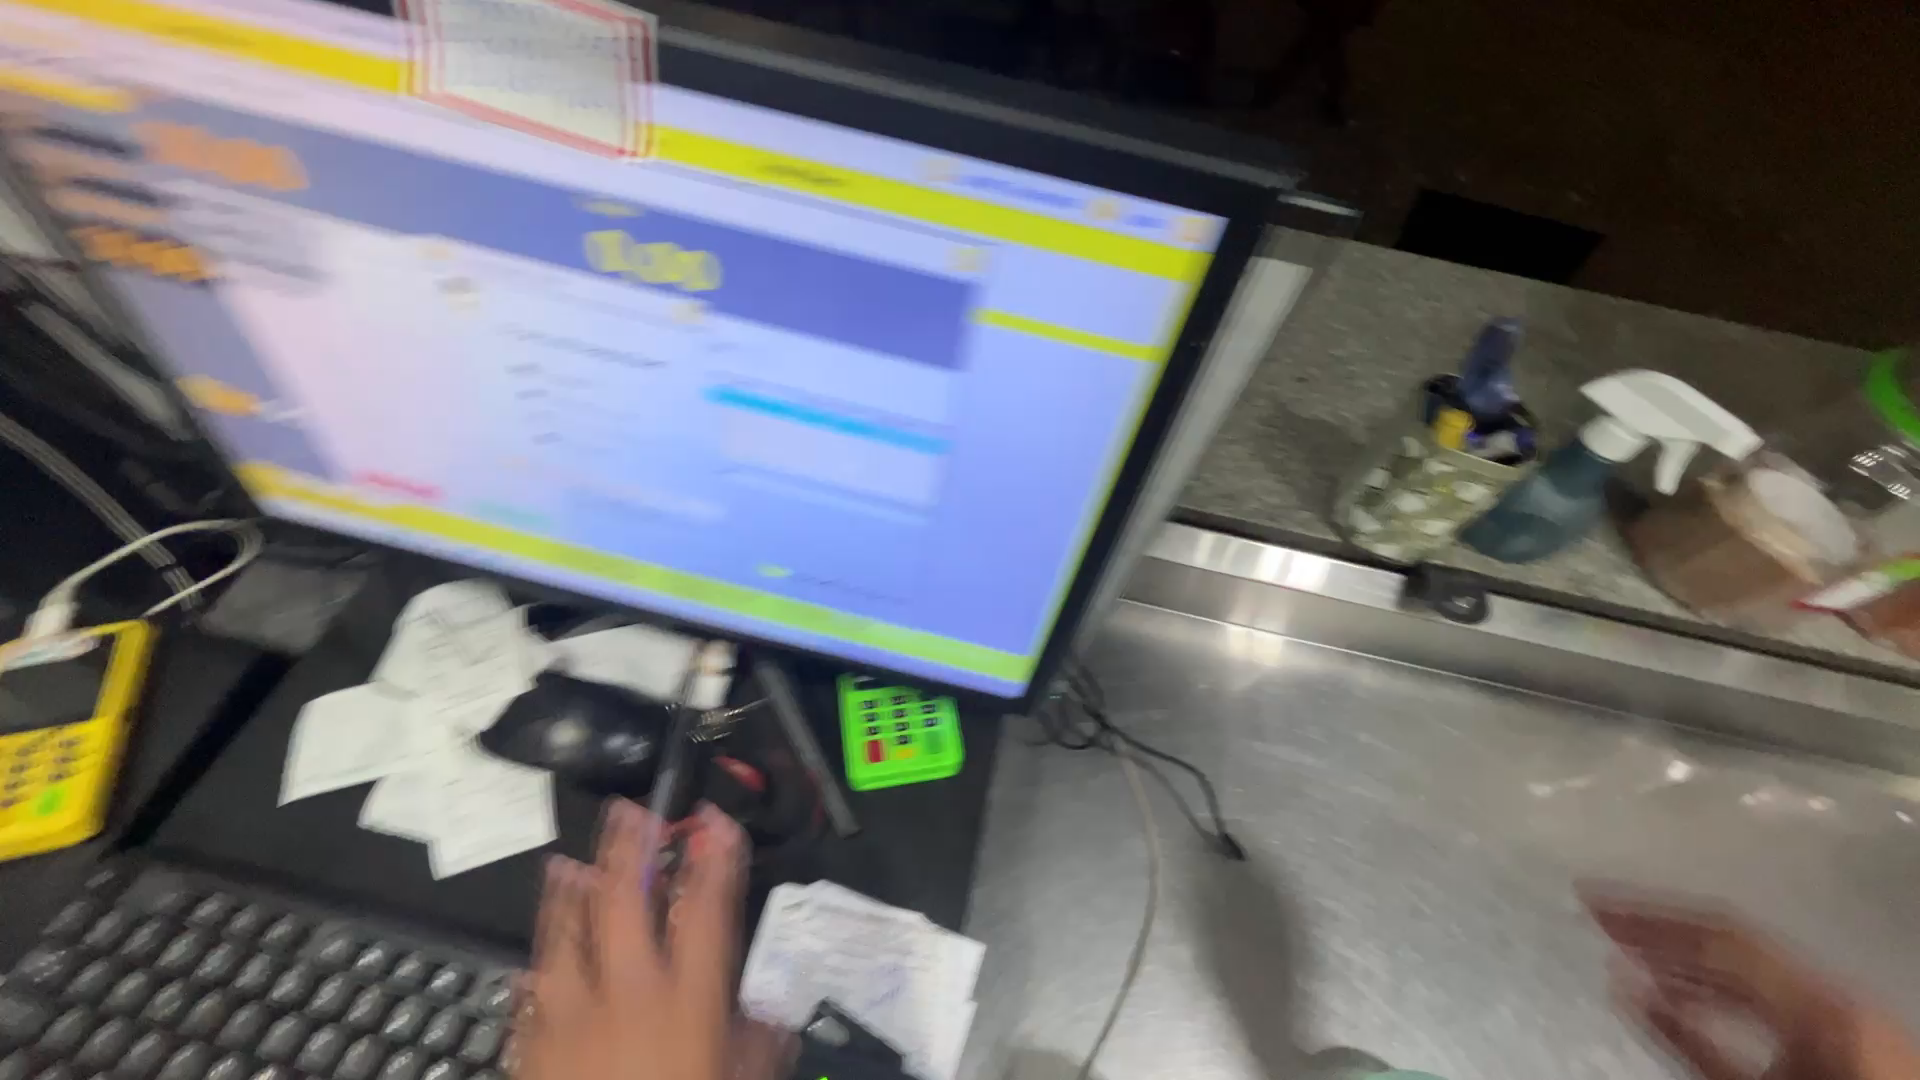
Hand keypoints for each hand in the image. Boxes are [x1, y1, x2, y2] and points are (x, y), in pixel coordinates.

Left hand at [515, 800, 794, 1079]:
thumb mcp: (734, 1077)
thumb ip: (754, 1044)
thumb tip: (770, 1018)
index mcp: (687, 1000)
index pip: (707, 909)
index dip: (715, 858)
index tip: (716, 824)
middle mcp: (630, 997)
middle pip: (626, 903)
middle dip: (628, 850)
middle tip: (629, 811)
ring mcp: (575, 1021)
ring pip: (569, 937)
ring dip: (568, 894)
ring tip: (567, 859)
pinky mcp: (536, 1053)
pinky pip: (531, 997)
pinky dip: (534, 968)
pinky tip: (528, 960)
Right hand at [1585, 890, 1919, 1079]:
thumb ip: (1686, 1036)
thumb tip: (1617, 982)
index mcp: (1810, 990)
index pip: (1709, 931)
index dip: (1642, 910)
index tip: (1586, 895)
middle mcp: (1825, 979)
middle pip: (1723, 934)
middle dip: (1653, 921)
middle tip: (1594, 909)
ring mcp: (1837, 997)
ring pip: (1740, 957)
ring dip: (1677, 949)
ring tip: (1622, 946)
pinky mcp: (1838, 1018)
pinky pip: (1763, 984)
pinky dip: (1711, 978)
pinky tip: (1670, 983)